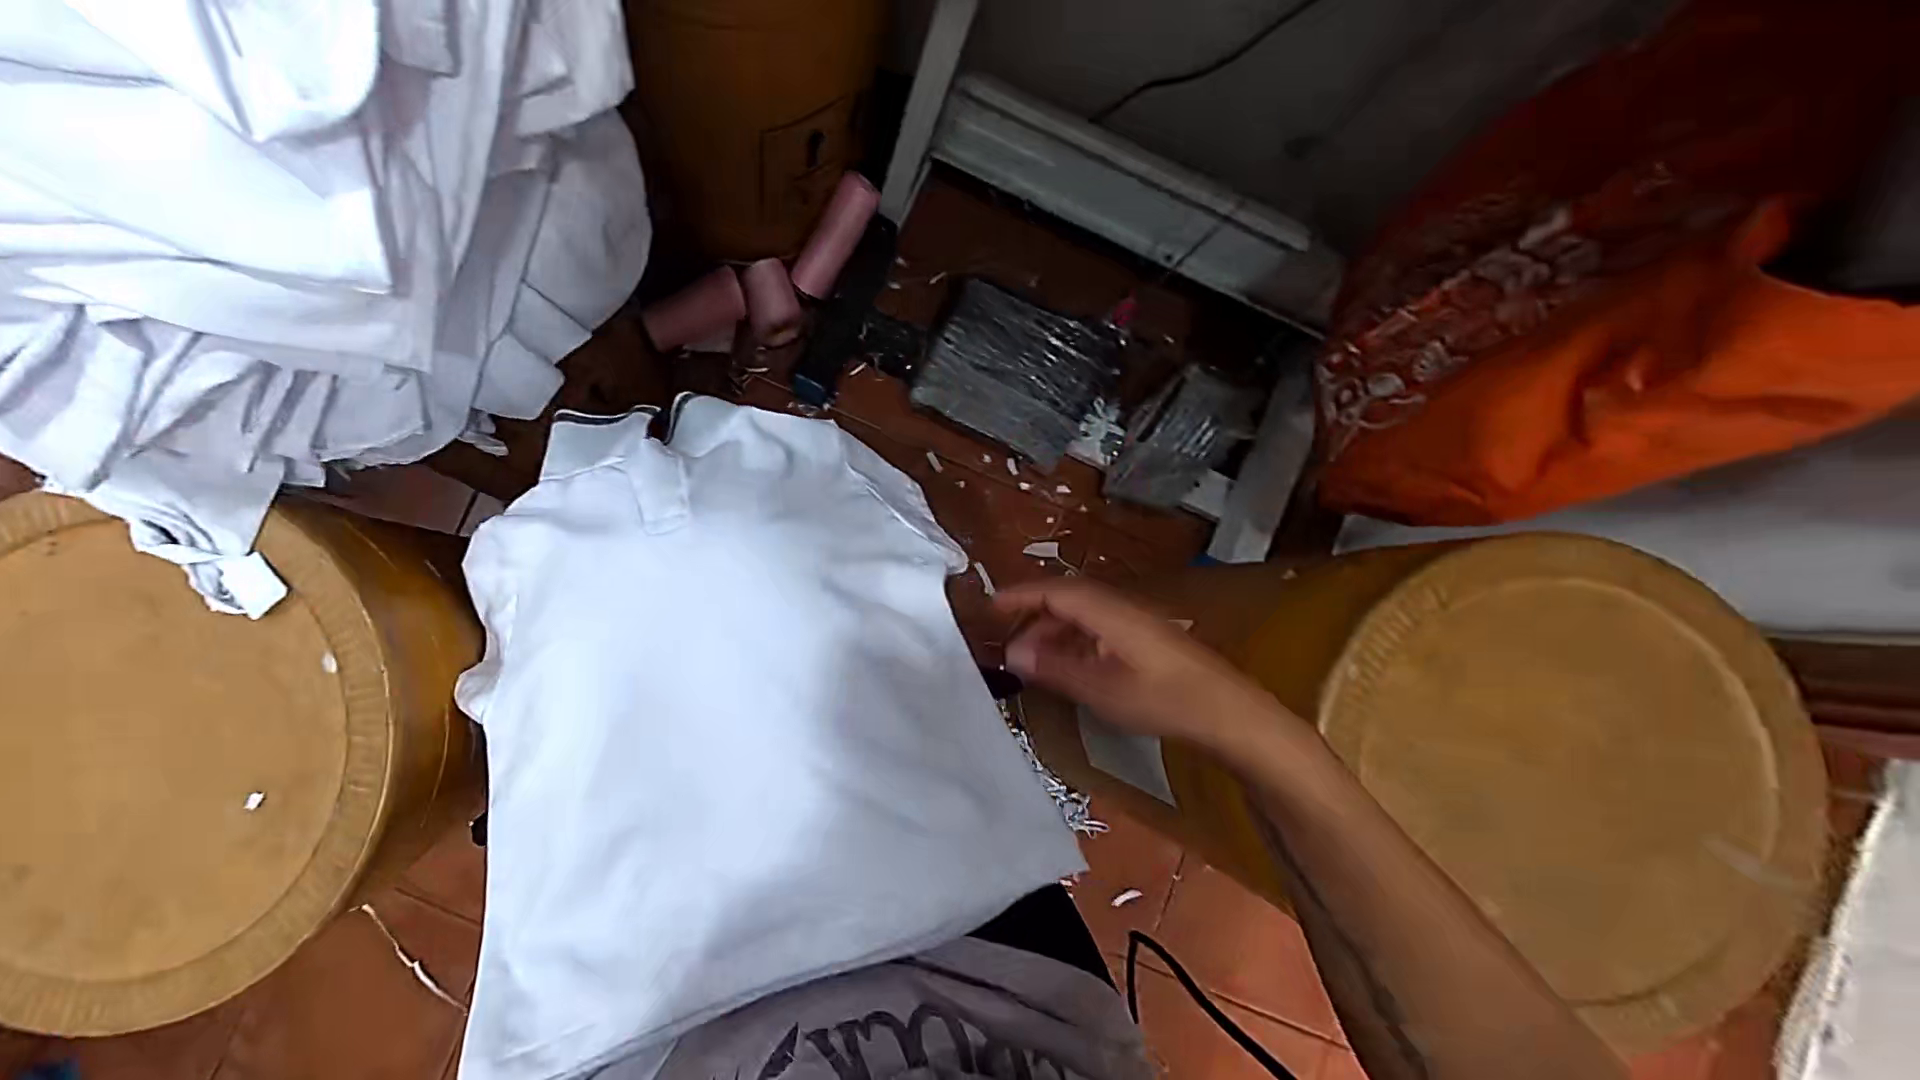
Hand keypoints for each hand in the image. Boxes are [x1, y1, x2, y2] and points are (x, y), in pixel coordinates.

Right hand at [995, 578, 1294, 751]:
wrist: (1232, 714)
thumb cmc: (1166, 700)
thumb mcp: (1102, 689)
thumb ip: (1056, 668)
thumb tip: (1014, 652)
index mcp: (1109, 612)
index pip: (1056, 591)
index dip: (1021, 595)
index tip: (990, 605)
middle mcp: (1122, 609)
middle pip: (1069, 600)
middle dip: (1034, 617)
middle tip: (1009, 643)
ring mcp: (1138, 624)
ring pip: (1085, 616)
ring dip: (1055, 632)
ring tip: (1033, 660)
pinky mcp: (1149, 641)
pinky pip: (1100, 630)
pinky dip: (1076, 642)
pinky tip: (1071, 667)